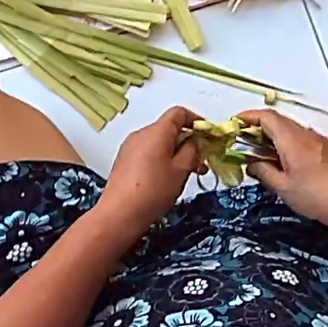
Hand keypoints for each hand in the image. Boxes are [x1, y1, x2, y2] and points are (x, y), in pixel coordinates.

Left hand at [93, 107, 203, 235]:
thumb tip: (194, 142)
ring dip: (175, 152)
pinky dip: (161, 158)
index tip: (207, 135)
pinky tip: (166, 178)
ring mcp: (130, 146)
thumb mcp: (181, 170)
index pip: (178, 113)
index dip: (196, 120)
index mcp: (156, 132)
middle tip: (199, 162)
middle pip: (168, 128)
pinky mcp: (124, 159)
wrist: (120, 213)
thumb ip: (192, 150)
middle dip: (187, 141)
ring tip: (185, 174)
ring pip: (158, 141)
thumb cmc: (153, 191)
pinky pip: (147, 151)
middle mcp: (140, 134)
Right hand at [237, 109, 327, 238]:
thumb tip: (251, 164)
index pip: (267, 117)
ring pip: (293, 132)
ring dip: (275, 138)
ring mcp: (324, 142)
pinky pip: (306, 141)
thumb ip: (264, 173)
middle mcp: (309, 135)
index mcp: (293, 140)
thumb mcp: (284, 188)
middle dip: (259, 129)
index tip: (234, 123)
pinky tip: (288, 165)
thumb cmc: (320, 198)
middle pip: (280, 122)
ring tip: (263, 156)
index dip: (248, 117)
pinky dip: (290, 146)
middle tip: (243, 143)